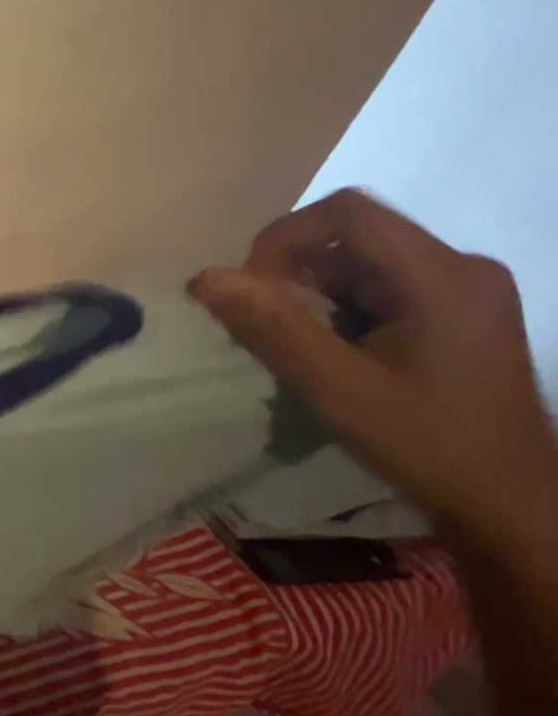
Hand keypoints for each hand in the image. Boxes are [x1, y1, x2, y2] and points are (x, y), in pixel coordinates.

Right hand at [189, 188, 557, 528]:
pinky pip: (379, 289)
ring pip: (360, 265)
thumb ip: (271, 326)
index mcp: (443, 275)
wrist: (511, 502)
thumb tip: (205, 277)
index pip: (348, 213)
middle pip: (352, 238)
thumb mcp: (336, 386)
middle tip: (260, 323)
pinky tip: (328, 354)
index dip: (283, 238)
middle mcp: (461, 269)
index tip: (251, 288)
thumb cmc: (427, 442)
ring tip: (293, 346)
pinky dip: (337, 311)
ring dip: (311, 296)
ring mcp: (463, 292)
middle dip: (292, 272)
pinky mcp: (457, 315)